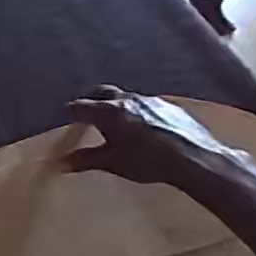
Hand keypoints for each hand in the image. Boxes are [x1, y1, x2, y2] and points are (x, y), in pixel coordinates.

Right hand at [61, 86, 254, 186]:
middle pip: (102, 92)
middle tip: (87, 110)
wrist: (195, 159)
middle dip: (91, 99)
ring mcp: (150, 101)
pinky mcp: (170, 107)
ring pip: (126, 97)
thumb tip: (60, 163)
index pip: (81, 106)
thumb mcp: (112, 162)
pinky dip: (137, 111)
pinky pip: (146, 105)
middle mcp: (127, 99)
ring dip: (116, 105)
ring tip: (116, 120)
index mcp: (108, 111)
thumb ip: (85, 160)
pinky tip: (143, 127)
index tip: (66, 114)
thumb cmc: (147, 162)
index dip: (71, 111)